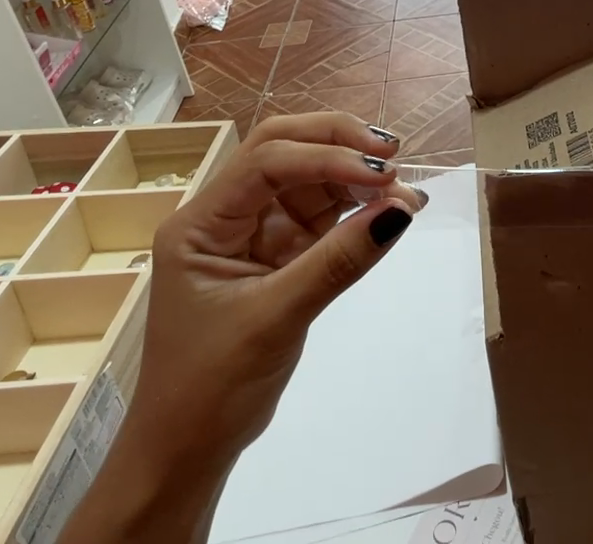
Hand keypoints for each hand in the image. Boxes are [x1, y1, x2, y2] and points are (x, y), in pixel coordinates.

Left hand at [63, 113, 424, 543]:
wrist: (187, 449)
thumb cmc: (212, 386)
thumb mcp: (276, 319)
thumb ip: (339, 260)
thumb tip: (403, 209)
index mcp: (202, 223)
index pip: (267, 162)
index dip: (327, 157)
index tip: (382, 175)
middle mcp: (227, 215)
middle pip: (283, 150)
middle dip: (338, 143)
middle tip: (393, 153)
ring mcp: (257, 233)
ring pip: (309, 178)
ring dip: (355, 174)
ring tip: (404, 188)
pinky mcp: (282, 254)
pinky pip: (324, 215)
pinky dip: (358, 207)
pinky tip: (392, 209)